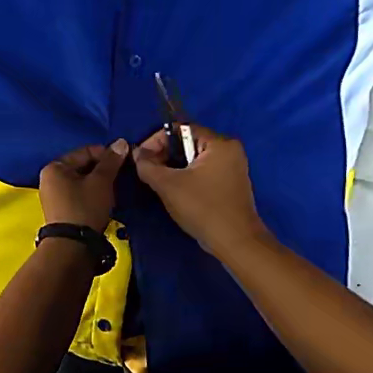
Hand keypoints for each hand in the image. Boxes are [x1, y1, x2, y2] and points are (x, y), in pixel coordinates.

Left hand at [38, 139, 128, 232]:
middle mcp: (49, 178)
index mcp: (55, 167)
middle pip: (82, 166)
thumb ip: (111, 161)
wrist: (73, 246)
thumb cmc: (85, 207)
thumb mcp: (101, 182)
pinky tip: (105, 200)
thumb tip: (121, 142)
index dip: (106, 154)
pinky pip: (78, 194)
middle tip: (122, 176)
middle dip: (103, 170)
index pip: (84, 152)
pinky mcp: (60, 210)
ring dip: (99, 183)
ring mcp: (53, 195)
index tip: (125, 160)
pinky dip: (92, 194)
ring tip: (115, 189)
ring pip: (82, 181)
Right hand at [134, 125, 271, 255]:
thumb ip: (147, 165)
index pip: (181, 129)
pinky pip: (203, 170)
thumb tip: (136, 154)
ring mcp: (233, 167)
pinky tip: (174, 190)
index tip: (141, 158)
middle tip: (147, 170)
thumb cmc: (202, 208)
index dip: (156, 140)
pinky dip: (186, 176)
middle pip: (188, 142)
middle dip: (164, 154)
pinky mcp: (230, 183)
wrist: (235, 243)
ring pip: (194, 158)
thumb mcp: (168, 185)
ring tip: (157, 180)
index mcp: (220, 144)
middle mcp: (230, 150)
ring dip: (173, 166)